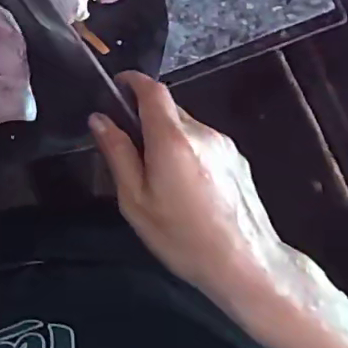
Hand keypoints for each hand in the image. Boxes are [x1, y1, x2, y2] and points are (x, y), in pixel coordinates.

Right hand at [90, 73, 318, 314]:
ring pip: (187, 127)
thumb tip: (99, 119)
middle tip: (131, 150)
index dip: (132, 81)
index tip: (118, 85)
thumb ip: (117, 153)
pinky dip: (189, 152)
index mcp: (172, 139)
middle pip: (168, 109)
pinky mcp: (238, 159)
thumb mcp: (135, 201)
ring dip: (169, 138)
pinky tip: (188, 188)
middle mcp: (201, 132)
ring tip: (161, 178)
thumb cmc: (184, 238)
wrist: (248, 266)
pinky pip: (204, 143)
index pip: (152, 90)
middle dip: (146, 119)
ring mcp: (224, 145)